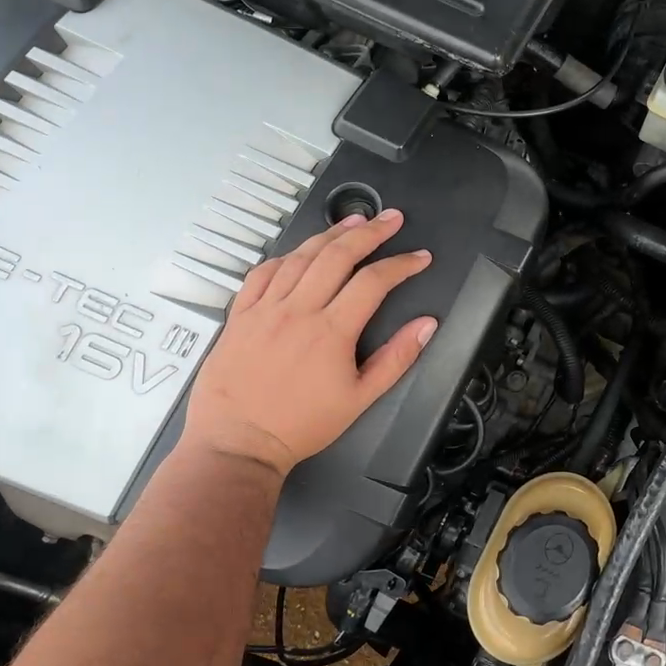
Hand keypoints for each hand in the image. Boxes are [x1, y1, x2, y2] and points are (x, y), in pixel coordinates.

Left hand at [181, 211, 436, 476]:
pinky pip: (262, 273)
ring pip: (301, 256)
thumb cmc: (302, 425)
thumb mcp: (361, 398)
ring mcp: (264, 310)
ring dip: (331, 234)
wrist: (237, 446)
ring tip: (354, 220)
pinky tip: (301, 251)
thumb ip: (397, 358)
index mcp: (331, 331)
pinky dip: (286, 256)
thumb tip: (427, 325)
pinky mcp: (238, 317)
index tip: (420, 258)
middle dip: (370, 231)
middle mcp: (297, 311)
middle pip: (338, 255)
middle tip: (392, 219)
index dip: (402, 264)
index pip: (374, 281)